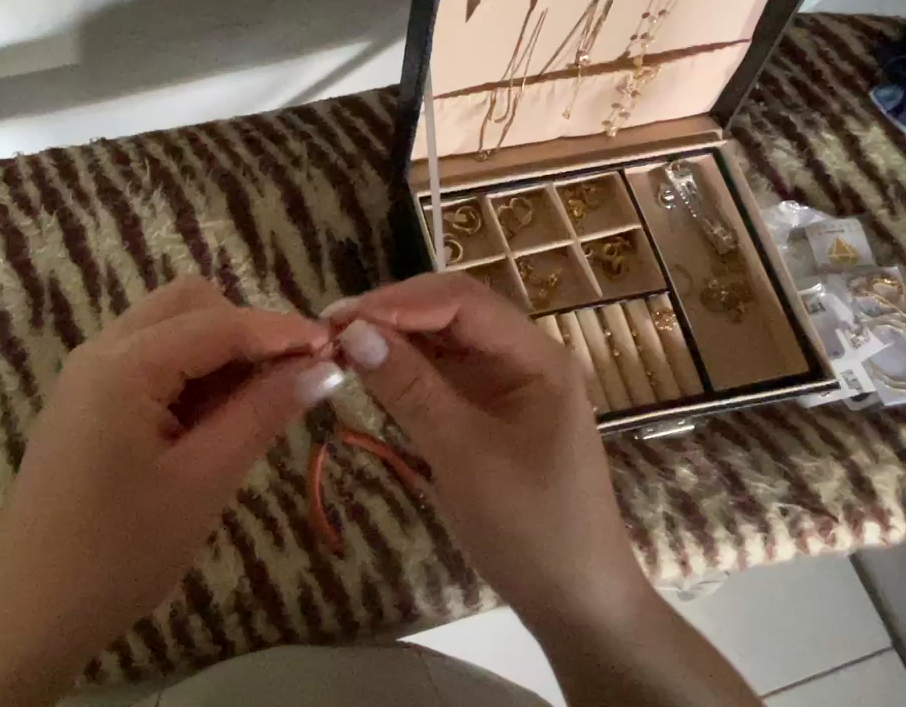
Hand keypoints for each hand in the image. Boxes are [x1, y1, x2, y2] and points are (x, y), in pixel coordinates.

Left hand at [0, 277, 345, 706]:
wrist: (28, 614)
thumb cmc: (118, 553)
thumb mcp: (203, 483)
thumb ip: (262, 414)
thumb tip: (322, 368)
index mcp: (122, 364)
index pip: (218, 322)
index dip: (280, 330)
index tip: (335, 349)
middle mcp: (100, 349)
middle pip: (188, 303)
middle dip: (242, 331)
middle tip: (282, 384)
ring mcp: (87, 372)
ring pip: (168, 327)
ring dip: (216, 352)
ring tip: (247, 411)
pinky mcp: (86, 398)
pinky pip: (148, 358)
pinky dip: (188, 373)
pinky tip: (206, 423)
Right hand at [324, 273, 648, 628]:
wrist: (575, 605)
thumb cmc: (531, 527)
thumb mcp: (463, 454)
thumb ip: (409, 387)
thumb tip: (351, 330)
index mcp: (535, 357)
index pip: (461, 302)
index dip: (398, 301)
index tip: (340, 318)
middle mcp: (520, 357)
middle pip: (449, 312)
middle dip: (391, 313)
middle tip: (330, 328)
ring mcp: (501, 384)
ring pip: (439, 339)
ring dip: (391, 337)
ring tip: (337, 344)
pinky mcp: (483, 411)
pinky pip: (436, 373)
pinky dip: (400, 368)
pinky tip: (366, 370)